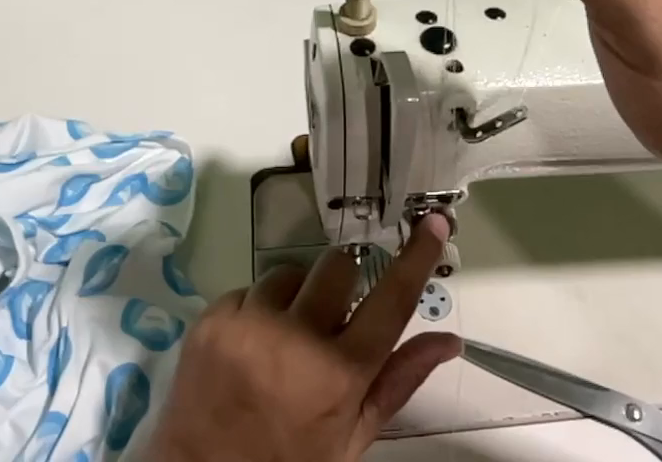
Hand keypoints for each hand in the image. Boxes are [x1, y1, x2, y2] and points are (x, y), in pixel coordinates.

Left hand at [144, 214, 460, 461]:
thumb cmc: (289, 461)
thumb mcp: (352, 437)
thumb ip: (398, 381)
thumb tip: (448, 339)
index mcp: (340, 372)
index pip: (391, 299)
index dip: (416, 257)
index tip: (434, 224)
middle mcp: (297, 337)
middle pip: (337, 265)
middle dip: (341, 284)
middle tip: (330, 317)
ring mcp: (250, 324)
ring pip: (289, 273)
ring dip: (295, 298)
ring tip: (284, 339)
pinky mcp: (212, 318)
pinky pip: (248, 288)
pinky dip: (255, 310)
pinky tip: (251, 345)